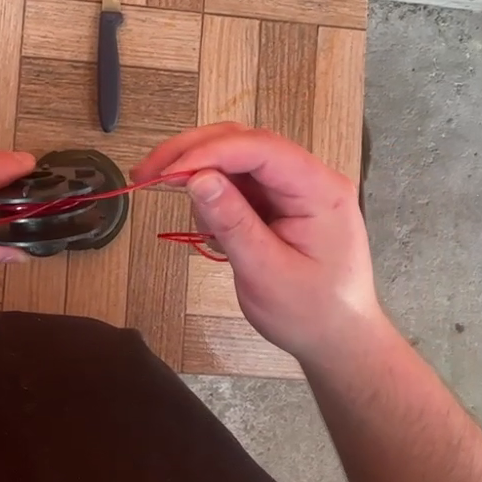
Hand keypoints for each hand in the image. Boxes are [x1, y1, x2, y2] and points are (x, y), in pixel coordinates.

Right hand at [134, 124, 385, 362]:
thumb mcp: (266, 272)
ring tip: (168, 197)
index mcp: (319, 189)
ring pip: (234, 157)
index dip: (209, 152)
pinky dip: (208, 192)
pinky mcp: (275, 201)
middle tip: (145, 173)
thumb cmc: (309, 313)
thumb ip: (232, 222)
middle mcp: (307, 178)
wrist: (336, 340)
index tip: (165, 173)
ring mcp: (290, 188)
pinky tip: (204, 224)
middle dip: (191, 152)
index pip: (260, 148)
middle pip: (242, 141)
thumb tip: (195, 179)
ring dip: (194, 169)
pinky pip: (235, 181)